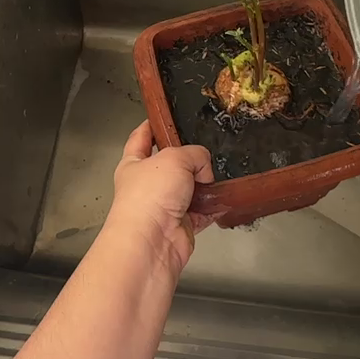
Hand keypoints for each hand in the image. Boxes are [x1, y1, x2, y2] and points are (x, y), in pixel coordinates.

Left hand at [107, 121, 214, 271]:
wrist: (152, 242)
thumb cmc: (150, 195)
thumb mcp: (174, 158)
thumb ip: (194, 154)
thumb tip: (204, 170)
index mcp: (134, 164)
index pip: (141, 138)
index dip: (152, 125)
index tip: (165, 116)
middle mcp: (147, 185)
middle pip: (172, 164)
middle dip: (189, 159)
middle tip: (206, 150)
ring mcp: (165, 206)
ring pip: (190, 188)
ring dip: (205, 184)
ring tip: (218, 174)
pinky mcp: (182, 226)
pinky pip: (203, 211)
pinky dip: (214, 206)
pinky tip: (225, 197)